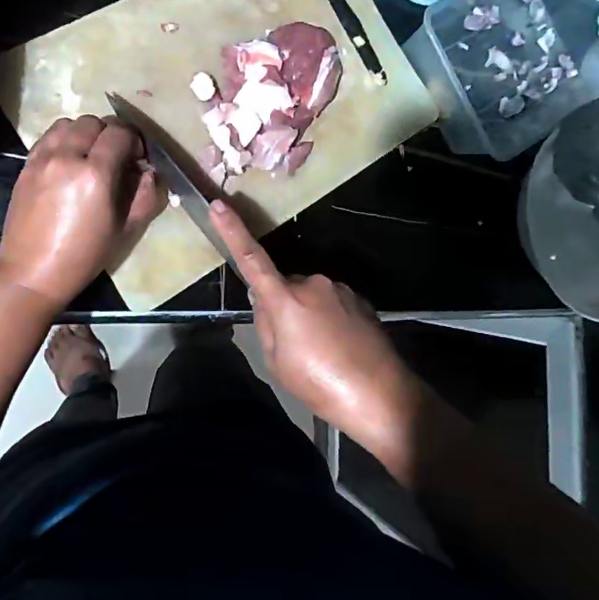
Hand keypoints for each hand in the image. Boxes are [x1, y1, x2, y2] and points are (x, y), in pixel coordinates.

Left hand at [0, 116, 164, 309]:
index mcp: (95, 174)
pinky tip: (69, 160)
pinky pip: (48, 137)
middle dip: (110, 133)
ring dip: (85, 132)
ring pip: (68, 123)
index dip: (134, 140)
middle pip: (93, 122)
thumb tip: (148, 171)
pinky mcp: (27, 165)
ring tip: (90, 154)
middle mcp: (66, 157)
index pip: (119, 133)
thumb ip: (144, 194)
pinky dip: (63, 139)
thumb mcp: (125, 230)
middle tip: (117, 156)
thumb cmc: (84, 256)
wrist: (32, 272)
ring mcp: (42, 159)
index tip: (137, 158)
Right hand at [209, 198, 430, 463]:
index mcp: (286, 299)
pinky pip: (331, 303)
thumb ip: (265, 324)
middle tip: (292, 345)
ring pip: (309, 295)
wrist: (379, 393)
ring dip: (307, 314)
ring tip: (320, 352)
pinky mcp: (358, 298)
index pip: (252, 259)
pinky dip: (328, 319)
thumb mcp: (277, 361)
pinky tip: (339, 347)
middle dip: (282, 306)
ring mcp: (339, 289)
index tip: (219, 206)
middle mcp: (312, 283)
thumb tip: (263, 300)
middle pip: (284, 287)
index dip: (232, 232)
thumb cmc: (319, 383)